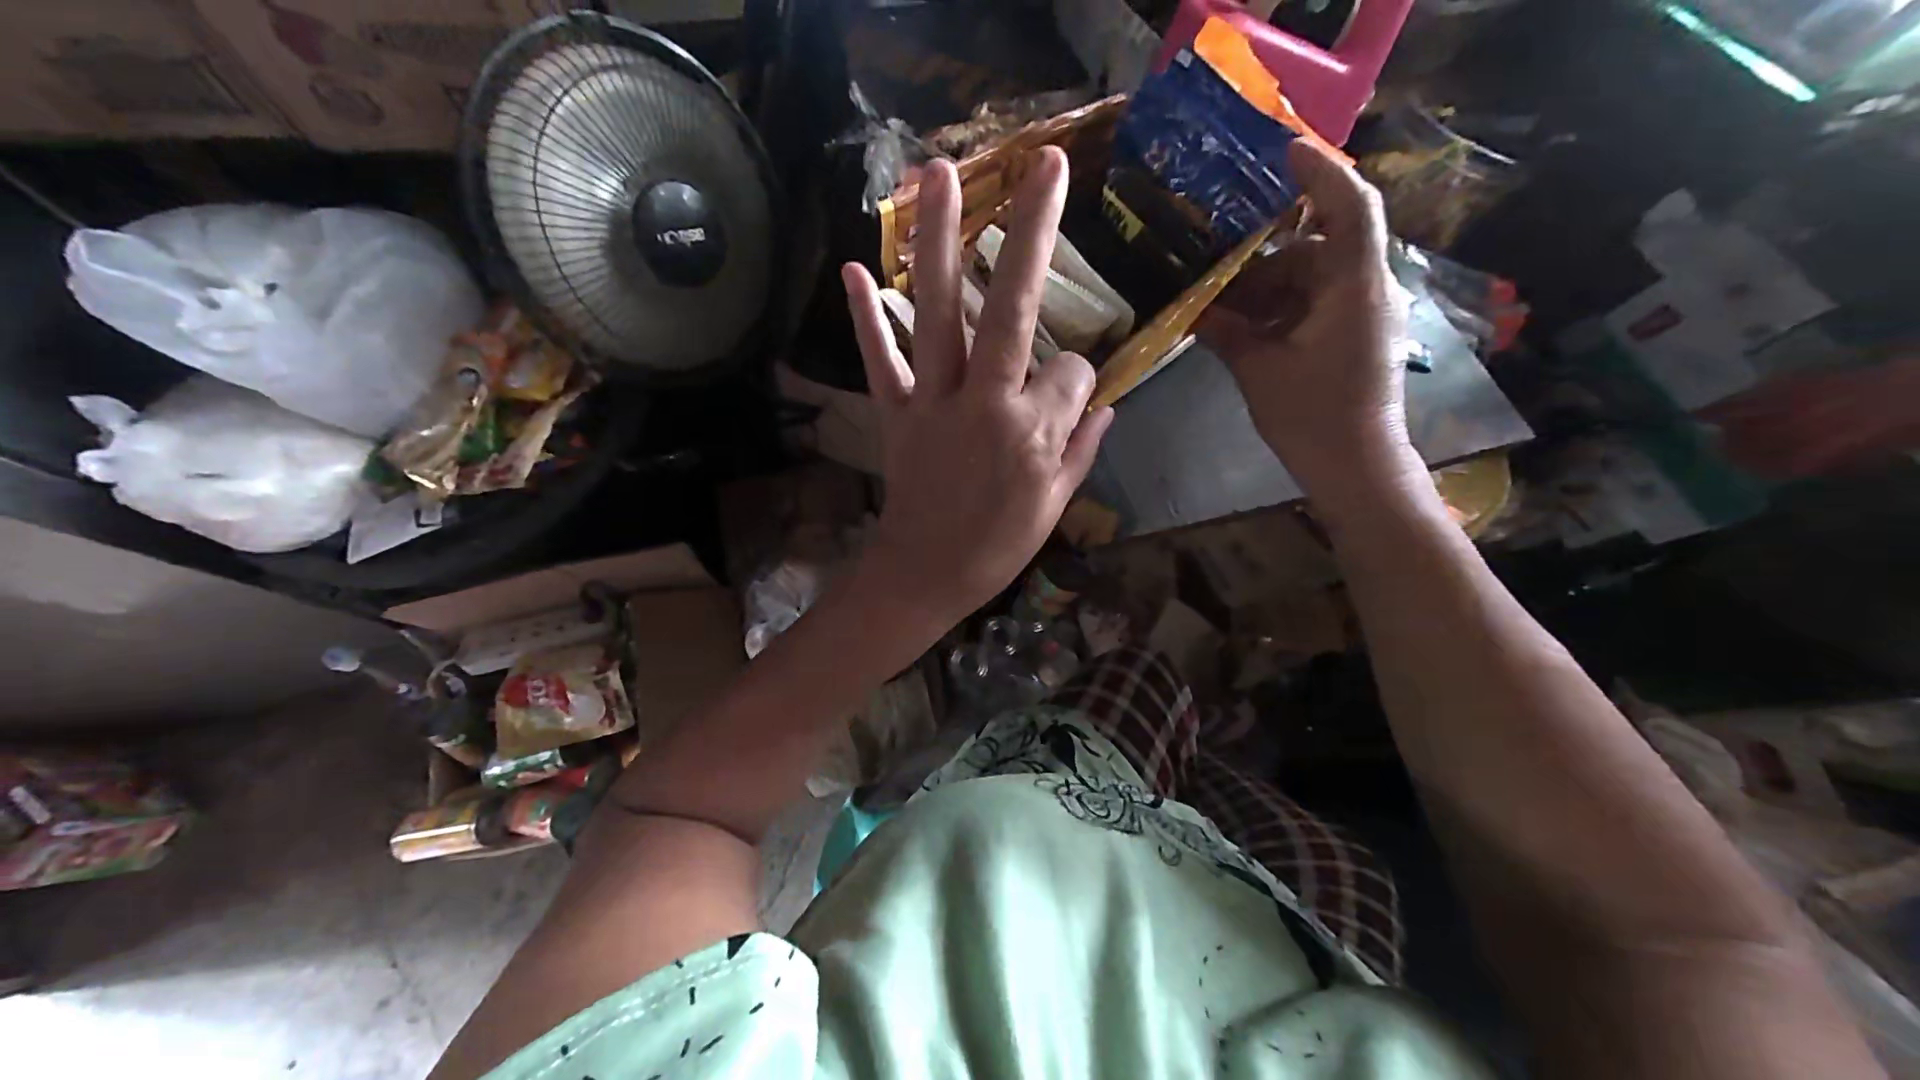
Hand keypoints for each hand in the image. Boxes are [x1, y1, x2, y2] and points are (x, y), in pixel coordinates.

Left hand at [841, 148, 1113, 631]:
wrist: (926, 575)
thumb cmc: (999, 546)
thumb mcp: (1057, 503)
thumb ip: (1083, 446)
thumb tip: (1105, 402)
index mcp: (1035, 429)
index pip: (1073, 370)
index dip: (1079, 380)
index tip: (1070, 399)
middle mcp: (986, 400)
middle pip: (1011, 306)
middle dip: (1032, 231)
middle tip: (1044, 166)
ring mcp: (933, 401)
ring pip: (938, 313)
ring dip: (937, 242)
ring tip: (940, 175)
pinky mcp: (895, 411)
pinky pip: (880, 359)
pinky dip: (866, 318)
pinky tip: (853, 268)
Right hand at [1199, 139, 1418, 500]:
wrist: (1356, 467)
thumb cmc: (1312, 416)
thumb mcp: (1259, 370)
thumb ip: (1228, 332)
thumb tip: (1196, 311)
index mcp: (1355, 287)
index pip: (1350, 207)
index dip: (1320, 173)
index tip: (1283, 153)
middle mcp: (1368, 290)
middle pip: (1319, 247)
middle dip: (1266, 256)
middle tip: (1219, 268)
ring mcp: (1365, 314)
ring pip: (1313, 279)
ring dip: (1268, 288)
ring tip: (1222, 308)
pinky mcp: (1356, 337)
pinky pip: (1316, 305)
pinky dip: (1281, 310)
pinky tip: (1244, 329)